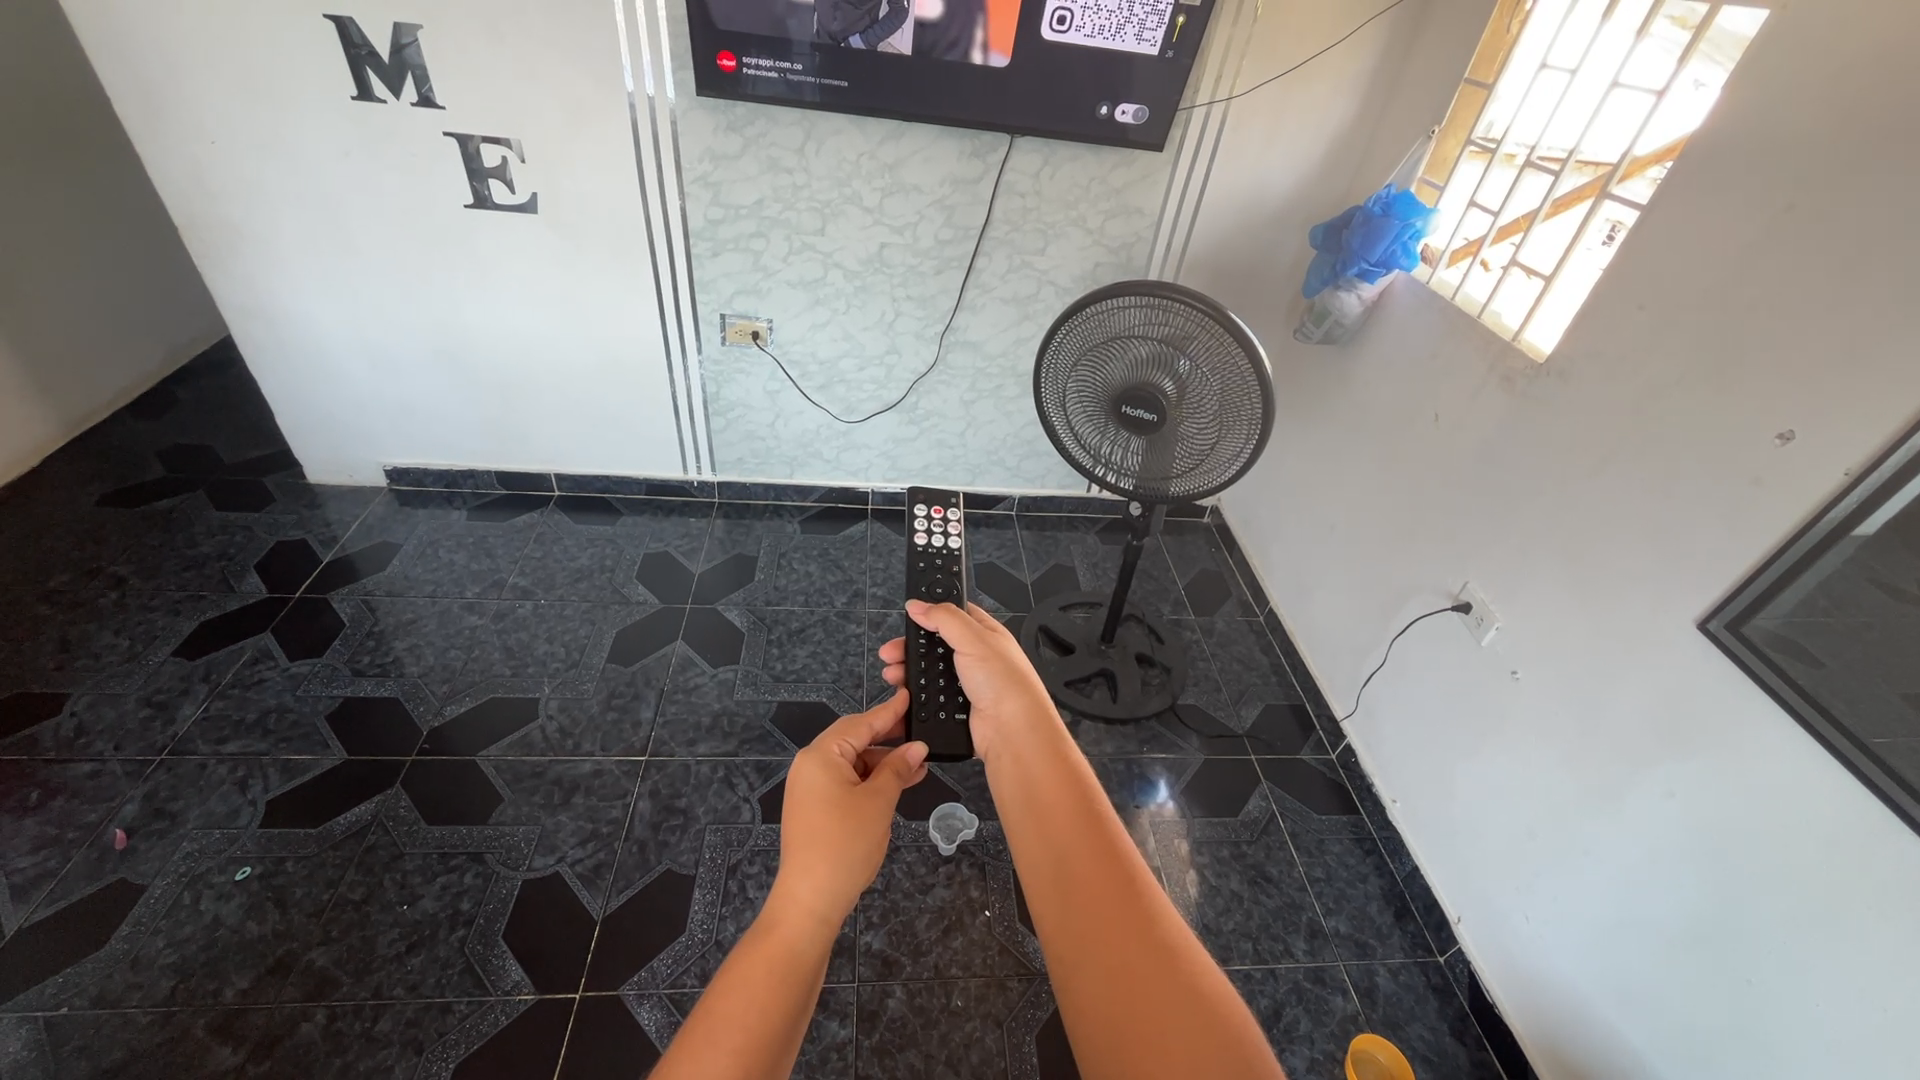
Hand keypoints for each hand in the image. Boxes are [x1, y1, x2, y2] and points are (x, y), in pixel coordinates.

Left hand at [771, 691, 927, 926]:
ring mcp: (810, 787)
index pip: (861, 723)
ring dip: (883, 764)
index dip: (889, 712)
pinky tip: (898, 785)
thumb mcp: (878, 801)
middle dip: (888, 739)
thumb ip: (897, 768)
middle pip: (854, 740)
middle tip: (920, 732)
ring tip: (919, 767)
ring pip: (853, 763)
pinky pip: (846, 782)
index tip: (909, 696)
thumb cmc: (845, 843)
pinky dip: (871, 781)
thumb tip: (917, 747)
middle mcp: (810, 765)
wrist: (811, 899)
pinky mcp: (815, 807)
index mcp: (821, 755)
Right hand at [877, 601, 1061, 765]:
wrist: (1012, 732)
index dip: (931, 612)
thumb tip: (918, 605)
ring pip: (929, 672)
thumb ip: (944, 617)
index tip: (908, 614)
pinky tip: (905, 694)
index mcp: (984, 633)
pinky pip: (930, 696)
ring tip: (893, 674)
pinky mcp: (957, 706)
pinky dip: (916, 694)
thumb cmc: (1007, 683)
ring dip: (908, 672)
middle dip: (911, 647)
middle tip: (891, 652)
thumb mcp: (974, 639)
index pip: (954, 615)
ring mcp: (966, 683)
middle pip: (935, 645)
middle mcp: (976, 657)